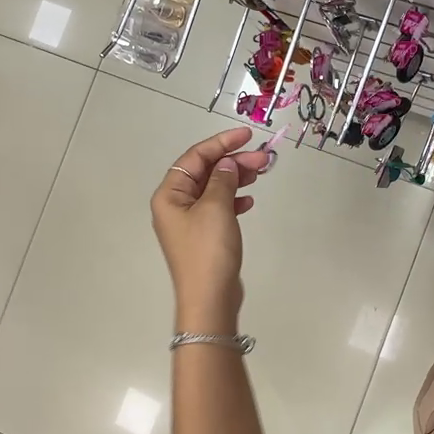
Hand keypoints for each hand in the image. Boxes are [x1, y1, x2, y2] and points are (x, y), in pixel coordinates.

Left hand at [151, 128, 272, 333]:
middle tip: (264, 158)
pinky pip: (219, 207)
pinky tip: (249, 200)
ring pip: (214, 188)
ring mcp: (189, 221)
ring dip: (236, 178)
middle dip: (233, 161)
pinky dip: (234, 199)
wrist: (210, 298)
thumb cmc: (208, 250)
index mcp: (169, 194)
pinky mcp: (204, 236)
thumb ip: (223, 180)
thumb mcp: (217, 208)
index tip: (247, 134)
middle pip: (205, 172)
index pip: (195, 157)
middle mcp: (175, 205)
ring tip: (261, 173)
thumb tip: (228, 163)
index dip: (221, 143)